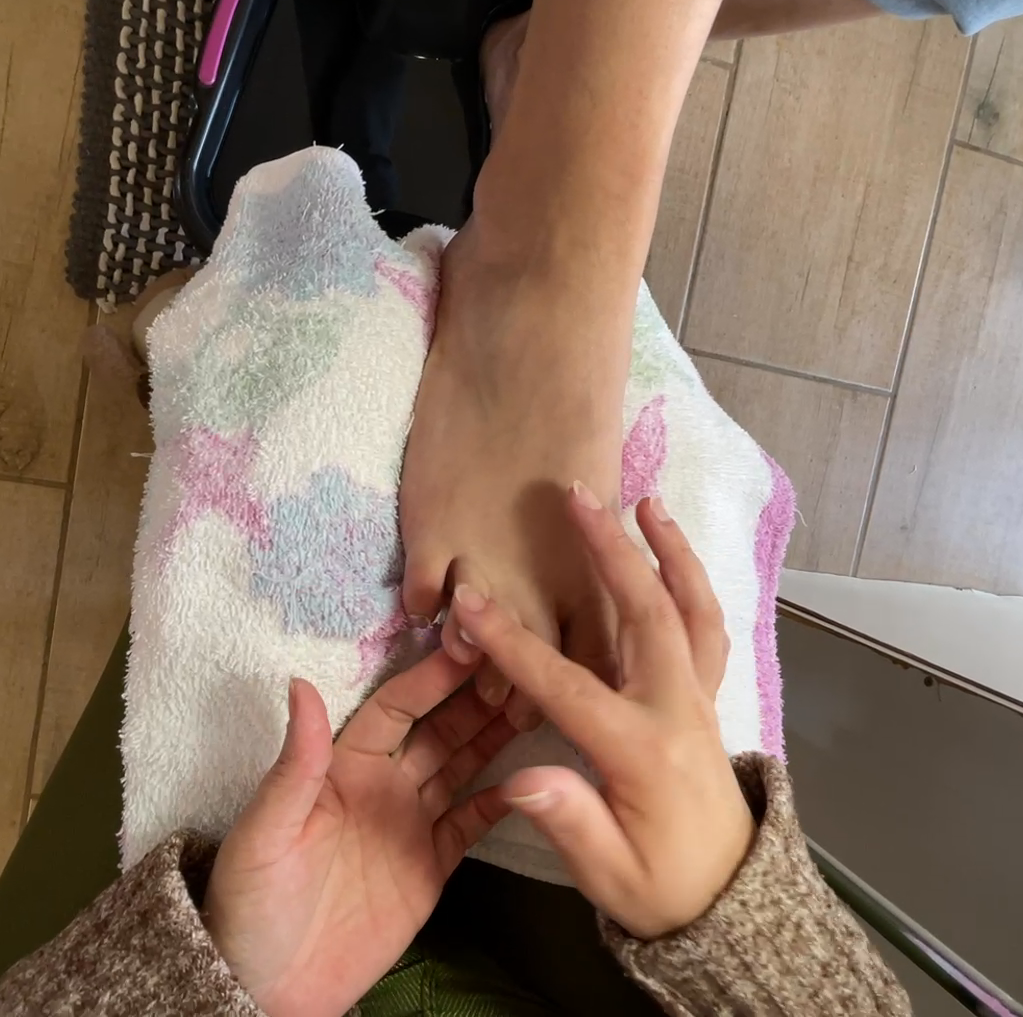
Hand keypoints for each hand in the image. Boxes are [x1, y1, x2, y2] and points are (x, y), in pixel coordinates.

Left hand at [204, 650, 517, 1016]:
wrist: (272, 990)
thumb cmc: (253, 901)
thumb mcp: (266, 831)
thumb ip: (295, 763)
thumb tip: (299, 681)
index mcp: (345, 765)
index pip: (395, 708)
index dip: (430, 679)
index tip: (469, 647)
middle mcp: (384, 784)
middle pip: (439, 730)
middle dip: (475, 698)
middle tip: (519, 668)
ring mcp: (411, 823)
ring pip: (461, 767)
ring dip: (494, 737)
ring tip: (535, 706)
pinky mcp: (431, 865)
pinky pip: (471, 824)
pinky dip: (500, 800)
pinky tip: (529, 779)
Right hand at [401, 235, 627, 725]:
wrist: (536, 329)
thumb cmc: (582, 388)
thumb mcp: (601, 472)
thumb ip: (589, 530)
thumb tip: (580, 557)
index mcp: (594, 564)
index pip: (594, 649)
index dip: (582, 676)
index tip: (570, 687)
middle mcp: (541, 576)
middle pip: (535, 661)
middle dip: (523, 685)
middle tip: (510, 692)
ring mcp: (482, 556)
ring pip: (474, 643)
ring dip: (468, 652)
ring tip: (463, 656)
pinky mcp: (431, 530)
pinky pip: (421, 599)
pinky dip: (422, 603)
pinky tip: (421, 598)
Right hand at [452, 482, 753, 938]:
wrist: (729, 901)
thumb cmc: (660, 889)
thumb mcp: (609, 876)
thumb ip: (571, 823)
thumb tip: (523, 777)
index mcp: (640, 750)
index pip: (566, 685)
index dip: (514, 643)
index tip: (471, 602)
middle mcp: (676, 708)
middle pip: (646, 614)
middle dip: (610, 551)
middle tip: (580, 498)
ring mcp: (699, 696)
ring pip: (692, 609)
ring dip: (670, 551)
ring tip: (647, 501)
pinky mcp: (707, 695)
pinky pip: (707, 628)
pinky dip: (693, 583)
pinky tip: (674, 554)